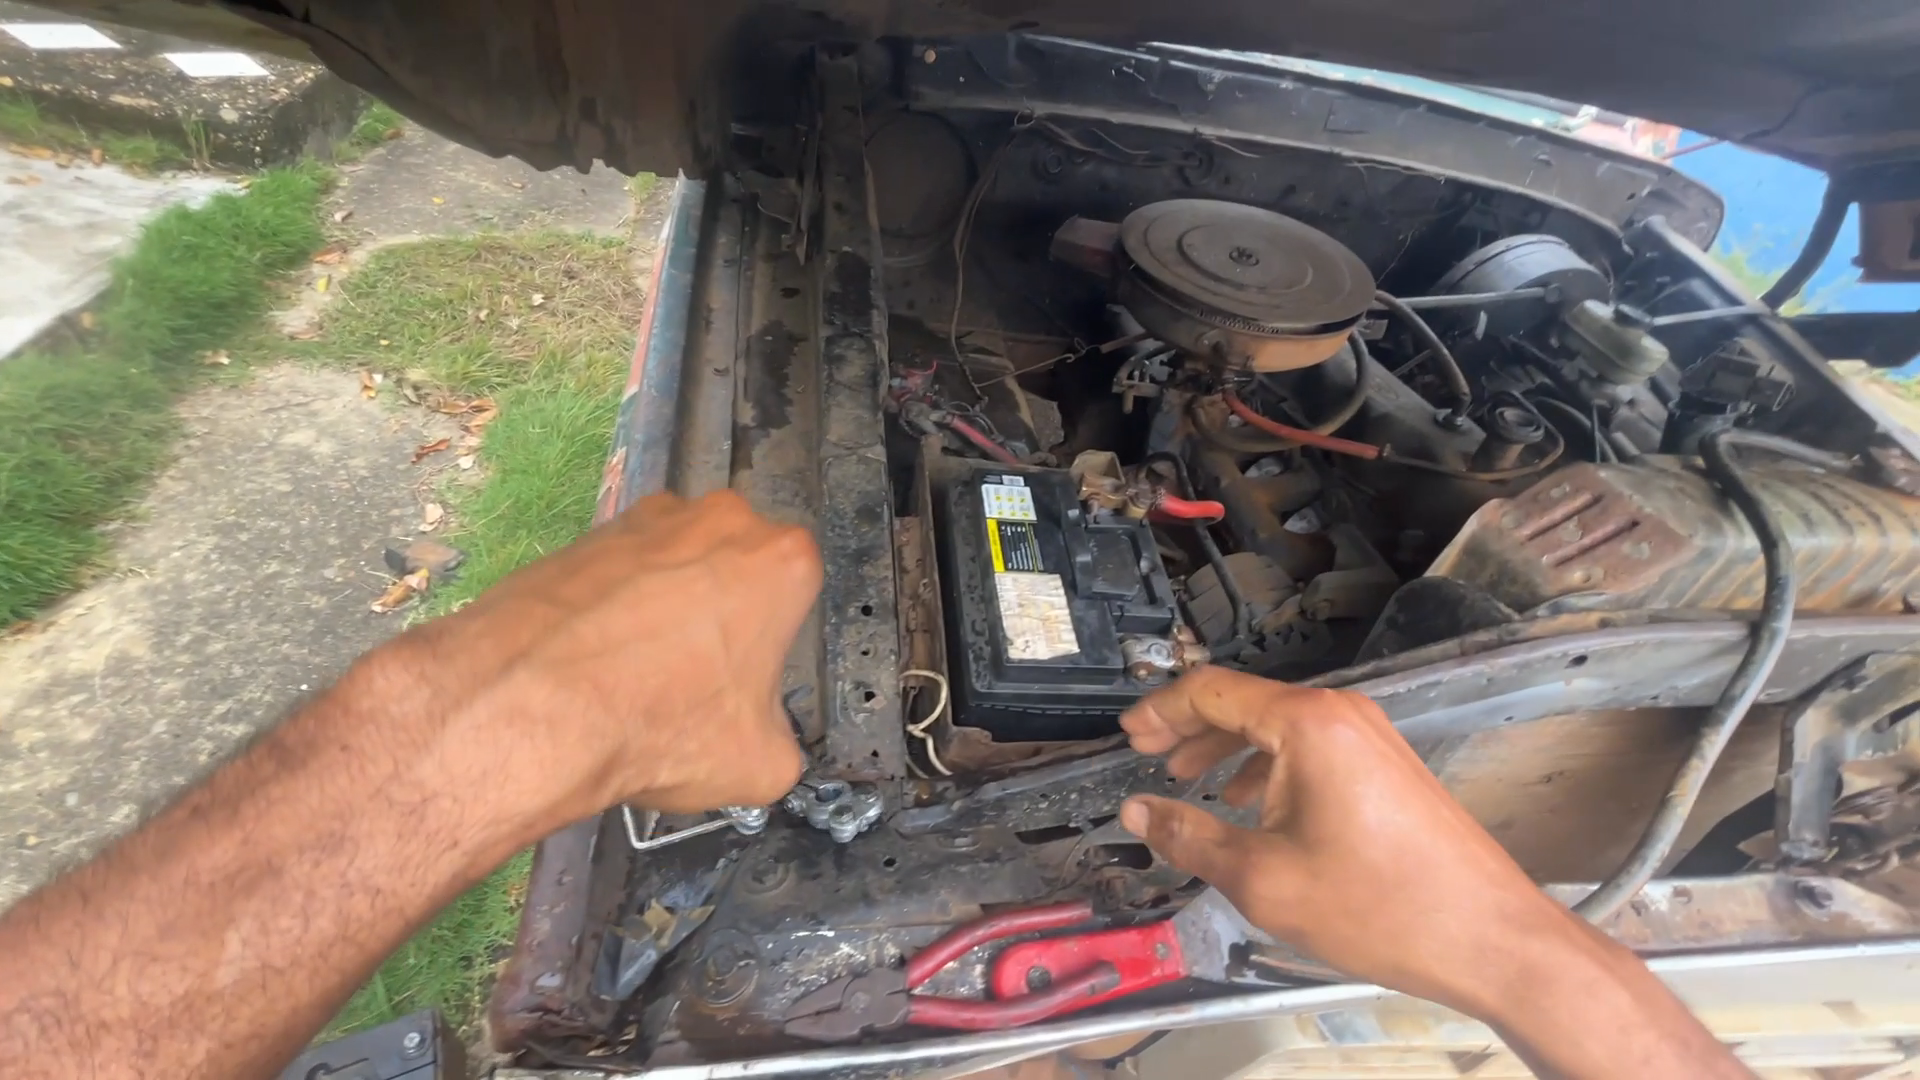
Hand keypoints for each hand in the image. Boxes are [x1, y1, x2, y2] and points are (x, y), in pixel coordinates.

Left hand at [372, 490, 819, 821]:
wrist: (527, 705)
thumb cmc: (667, 724)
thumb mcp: (763, 765)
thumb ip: (784, 741)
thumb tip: (764, 739)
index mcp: (784, 561)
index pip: (797, 592)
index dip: (772, 640)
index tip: (745, 676)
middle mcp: (726, 519)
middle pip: (738, 569)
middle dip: (724, 611)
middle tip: (695, 673)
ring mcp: (652, 517)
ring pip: (680, 563)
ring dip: (669, 602)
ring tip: (634, 667)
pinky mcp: (588, 529)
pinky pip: (623, 568)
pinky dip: (616, 602)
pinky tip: (592, 655)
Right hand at [1116, 667, 1587, 1016]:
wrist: (1499, 942)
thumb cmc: (1376, 905)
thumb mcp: (1262, 878)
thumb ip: (1188, 837)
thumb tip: (1134, 811)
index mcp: (1303, 722)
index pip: (1210, 691)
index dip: (1160, 710)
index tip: (1127, 734)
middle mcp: (1335, 710)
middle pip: (1241, 701)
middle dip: (1187, 726)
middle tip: (1147, 754)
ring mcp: (1365, 732)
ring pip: (1272, 723)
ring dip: (1223, 745)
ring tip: (1187, 777)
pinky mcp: (1382, 759)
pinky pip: (1305, 744)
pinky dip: (1263, 762)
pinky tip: (1247, 800)